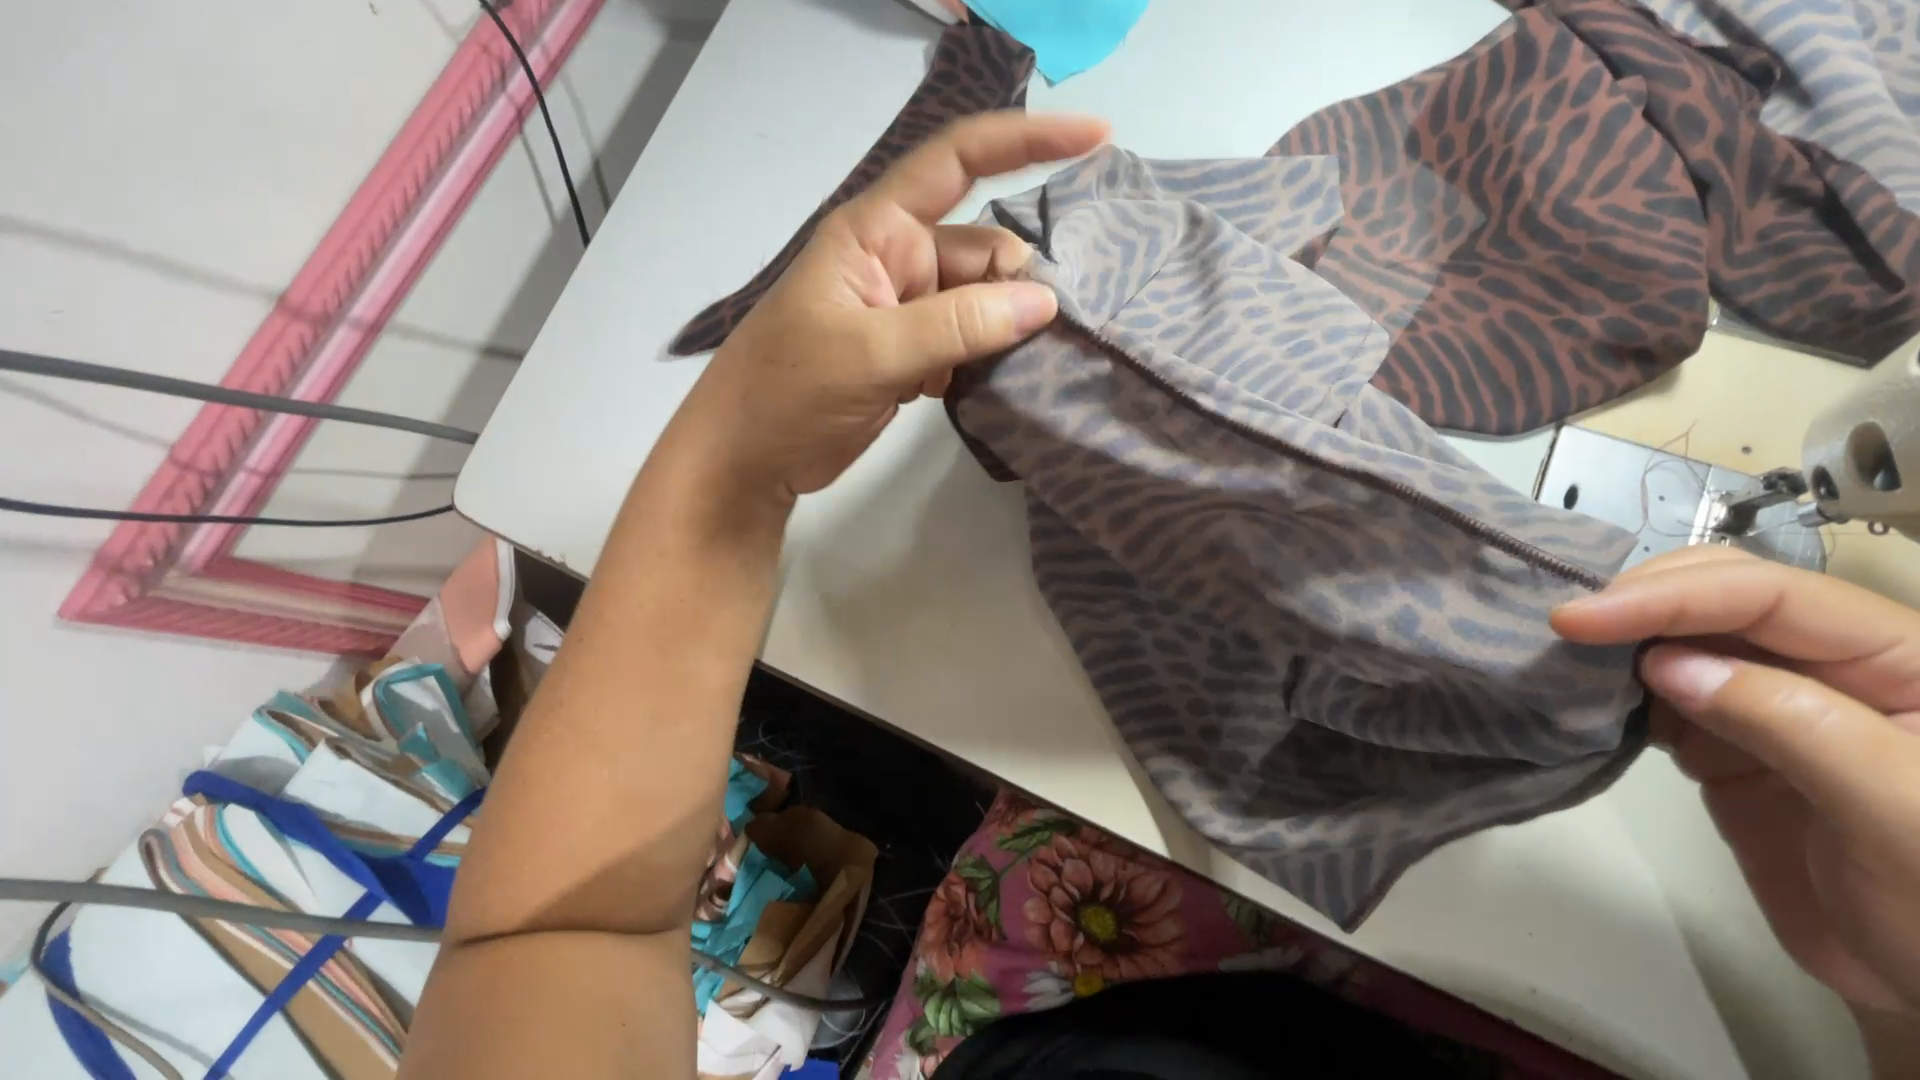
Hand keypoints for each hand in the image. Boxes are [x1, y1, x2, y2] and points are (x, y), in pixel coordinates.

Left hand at [671, 111, 1108, 506]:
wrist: (747, 460)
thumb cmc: (787, 390)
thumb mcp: (869, 351)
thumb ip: (956, 325)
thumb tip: (1044, 302)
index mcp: (877, 230)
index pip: (957, 162)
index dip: (1027, 142)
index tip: (1097, 138)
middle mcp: (898, 260)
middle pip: (984, 248)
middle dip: (1021, 280)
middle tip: (1049, 331)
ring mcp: (906, 312)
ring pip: (983, 302)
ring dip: (1009, 327)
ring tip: (1036, 362)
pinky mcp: (912, 357)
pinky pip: (970, 343)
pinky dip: (990, 360)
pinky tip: (1003, 383)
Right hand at [1552, 547, 1919, 1014]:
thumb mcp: (1894, 813)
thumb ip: (1791, 722)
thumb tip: (1664, 664)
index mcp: (1899, 660)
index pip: (1770, 596)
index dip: (1671, 596)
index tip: (1577, 619)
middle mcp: (1830, 666)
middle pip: (1723, 595)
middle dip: (1642, 598)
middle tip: (1563, 625)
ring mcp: (1772, 704)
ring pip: (1680, 637)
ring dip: (1617, 636)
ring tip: (1555, 650)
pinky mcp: (1724, 744)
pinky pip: (1659, 693)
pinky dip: (1612, 685)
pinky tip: (1578, 690)